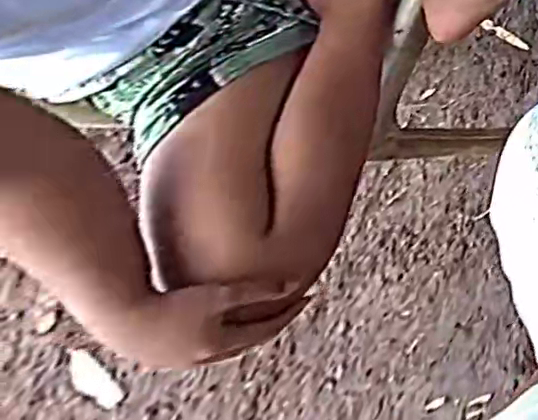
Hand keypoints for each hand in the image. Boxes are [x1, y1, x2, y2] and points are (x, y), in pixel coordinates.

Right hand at [97, 280, 308, 368]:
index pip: (265, 332)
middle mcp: (196, 358)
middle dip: (271, 326)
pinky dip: (218, 338)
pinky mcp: (158, 356)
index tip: (309, 297)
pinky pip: (198, 350)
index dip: (290, 314)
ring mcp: (174, 361)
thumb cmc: (173, 303)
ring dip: (244, 335)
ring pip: (221, 350)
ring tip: (261, 318)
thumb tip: (295, 283)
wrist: (121, 316)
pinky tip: (221, 328)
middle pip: (245, 344)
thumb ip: (261, 290)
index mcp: (215, 345)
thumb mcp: (224, 293)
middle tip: (290, 308)